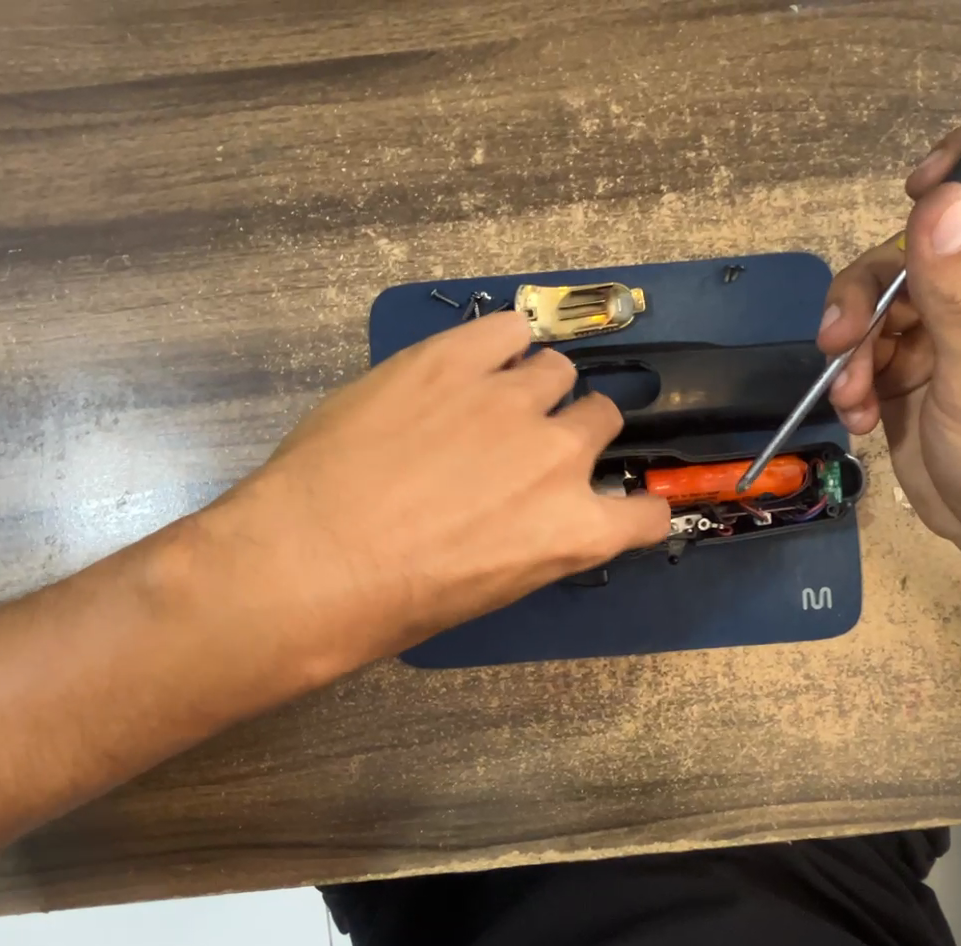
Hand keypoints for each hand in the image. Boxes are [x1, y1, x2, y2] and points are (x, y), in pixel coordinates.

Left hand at [204, 312, 668, 666]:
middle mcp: (561, 458)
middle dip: (573, 431)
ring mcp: (511, 400)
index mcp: (575, 532)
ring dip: (534, 387)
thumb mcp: (488, 590)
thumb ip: (531, 541)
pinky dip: (500, 344)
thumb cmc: (395, 602)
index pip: (646, 514)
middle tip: (525, 446)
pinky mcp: (455, 359)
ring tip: (489, 401)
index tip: (615, 507)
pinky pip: (509, 328)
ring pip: (556, 370)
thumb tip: (523, 511)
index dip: (634, 509)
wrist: (314, 559)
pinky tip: (473, 360)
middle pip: (602, 418)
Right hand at [819, 127, 960, 569]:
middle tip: (840, 338)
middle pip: (915, 244)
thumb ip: (957, 292)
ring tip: (851, 395)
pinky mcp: (908, 363)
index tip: (915, 187)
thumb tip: (939, 202)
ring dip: (852, 345)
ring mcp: (944, 327)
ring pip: (877, 297)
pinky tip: (859, 415)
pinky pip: (864, 345)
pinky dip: (852, 378)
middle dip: (868, 292)